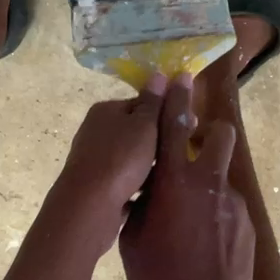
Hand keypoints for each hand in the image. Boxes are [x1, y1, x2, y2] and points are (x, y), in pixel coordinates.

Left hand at [52, 74, 167, 247]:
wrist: (88, 207)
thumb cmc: (121, 158)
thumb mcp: (144, 124)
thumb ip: (153, 101)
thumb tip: (159, 72)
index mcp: (106, 109)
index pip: (141, 103)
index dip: (166, 111)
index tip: (190, 123)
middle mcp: (96, 130)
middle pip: (135, 131)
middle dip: (159, 141)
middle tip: (183, 152)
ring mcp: (93, 160)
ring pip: (130, 158)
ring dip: (149, 165)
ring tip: (172, 175)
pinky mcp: (94, 187)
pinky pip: (123, 181)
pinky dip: (137, 185)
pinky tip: (153, 195)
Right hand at [120, 73, 255, 279]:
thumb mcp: (131, 240)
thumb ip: (138, 202)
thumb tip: (140, 187)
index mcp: (175, 181)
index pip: (175, 123)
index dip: (176, 96)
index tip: (180, 75)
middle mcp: (208, 182)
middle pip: (220, 133)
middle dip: (210, 133)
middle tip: (193, 152)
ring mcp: (232, 202)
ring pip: (224, 173)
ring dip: (210, 179)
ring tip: (193, 214)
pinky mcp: (247, 224)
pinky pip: (229, 204)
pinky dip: (217, 213)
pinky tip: (206, 243)